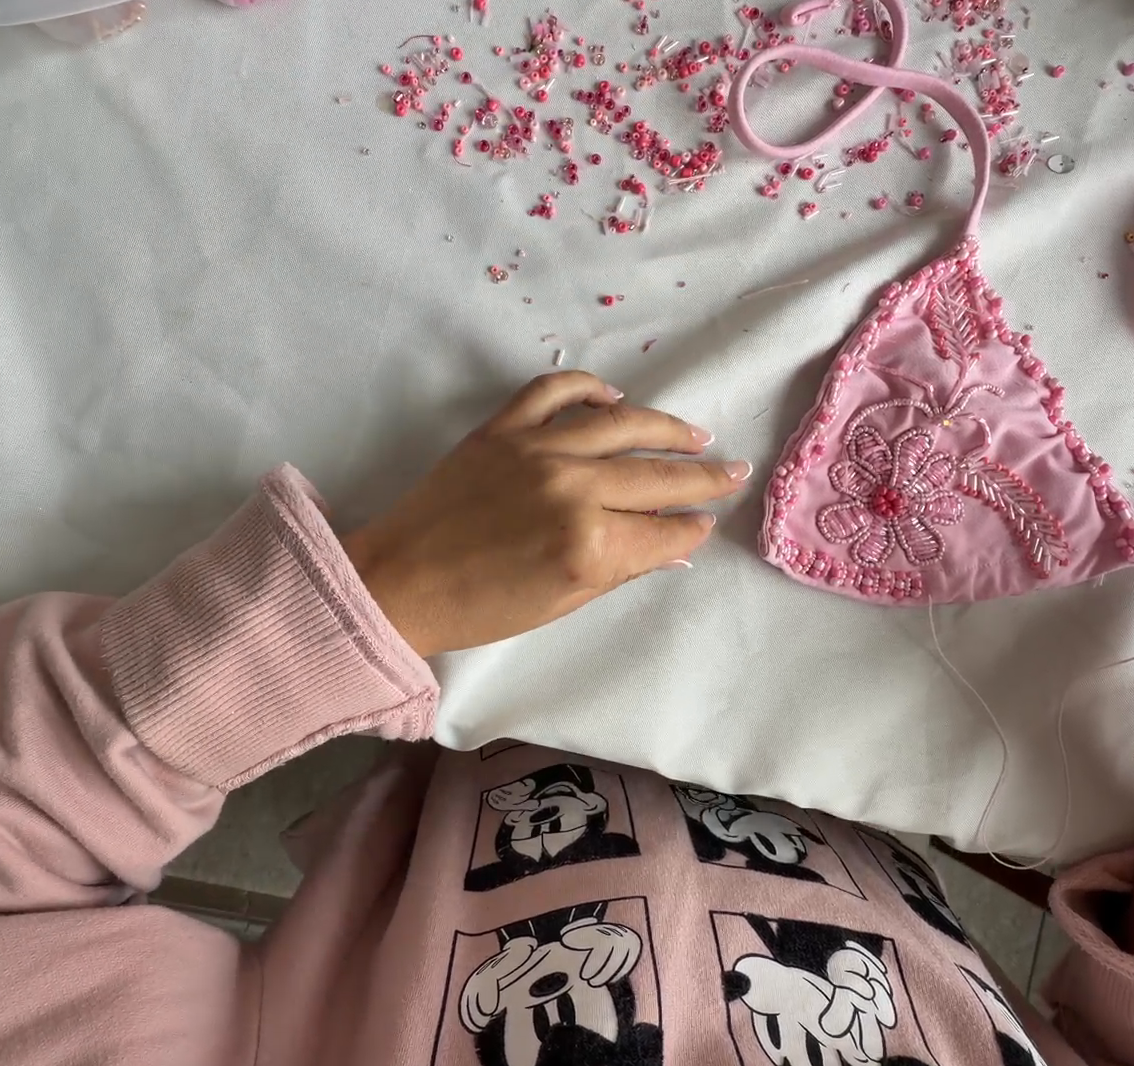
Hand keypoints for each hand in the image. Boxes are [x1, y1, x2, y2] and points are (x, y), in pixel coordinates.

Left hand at [341, 371, 748, 655]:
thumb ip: (623, 568)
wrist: (400, 581)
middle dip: (703, 478)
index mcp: (590, 547)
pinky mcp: (503, 427)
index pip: (665, 531)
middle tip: (733, 471)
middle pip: (657, 477)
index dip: (692, 528)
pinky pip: (555, 391)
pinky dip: (589, 388)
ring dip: (668, 428)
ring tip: (696, 436)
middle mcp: (573, 489)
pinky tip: (616, 399)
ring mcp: (537, 449)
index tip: (708, 521)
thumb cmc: (482, 609)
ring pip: (622, 425)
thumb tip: (674, 547)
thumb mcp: (562, 602)